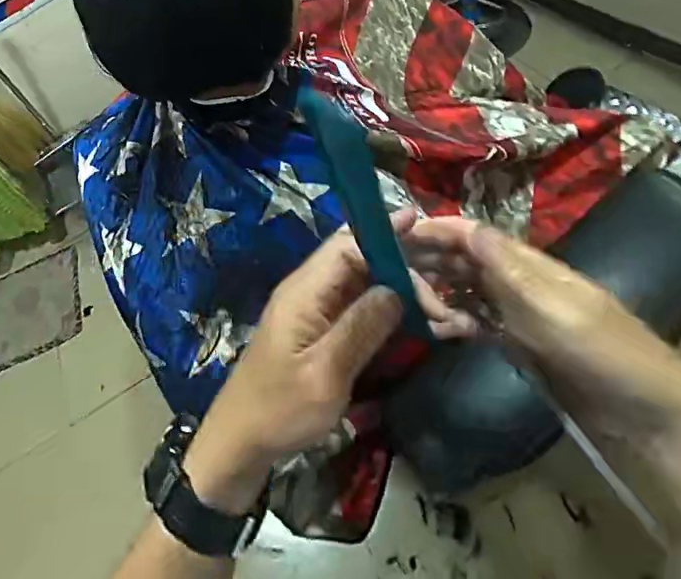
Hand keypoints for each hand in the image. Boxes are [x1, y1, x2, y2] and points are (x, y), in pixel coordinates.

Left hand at [184, 213, 473, 510]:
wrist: (240, 442)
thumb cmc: (279, 410)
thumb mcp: (324, 375)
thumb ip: (360, 328)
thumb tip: (397, 288)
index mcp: (304, 291)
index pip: (348, 246)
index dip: (386, 239)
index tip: (423, 238)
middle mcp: (309, 289)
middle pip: (356, 255)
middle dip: (398, 258)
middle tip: (440, 270)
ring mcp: (313, 306)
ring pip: (360, 277)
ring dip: (396, 281)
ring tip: (434, 292)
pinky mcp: (319, 325)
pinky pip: (356, 301)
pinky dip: (384, 302)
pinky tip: (411, 312)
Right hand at [401, 216, 680, 445]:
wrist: (646, 413)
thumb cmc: (600, 351)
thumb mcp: (551, 306)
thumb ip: (507, 269)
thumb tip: (465, 225)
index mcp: (528, 263)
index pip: (473, 234)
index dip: (436, 230)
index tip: (395, 235)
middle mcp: (519, 281)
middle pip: (466, 259)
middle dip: (430, 260)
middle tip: (392, 275)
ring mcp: (520, 313)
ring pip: (468, 290)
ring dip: (439, 293)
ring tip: (414, 308)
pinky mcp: (522, 343)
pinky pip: (479, 322)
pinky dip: (457, 322)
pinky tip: (440, 332)